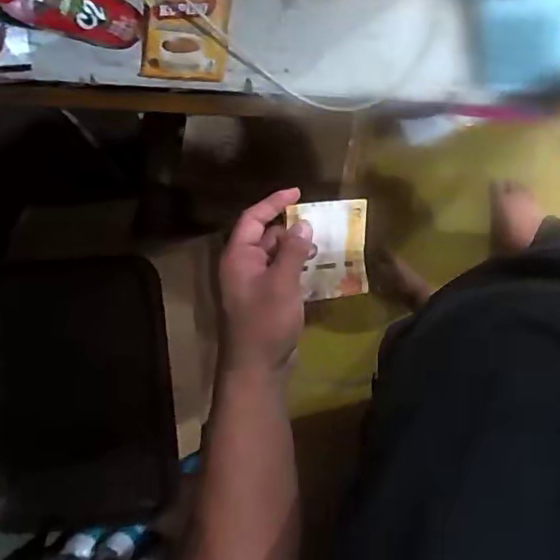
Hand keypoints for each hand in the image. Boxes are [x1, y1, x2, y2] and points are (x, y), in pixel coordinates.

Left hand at [218, 188, 313, 373]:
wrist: (257, 367)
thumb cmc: (266, 322)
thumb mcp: (282, 282)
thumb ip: (292, 251)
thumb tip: (303, 224)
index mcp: (238, 257)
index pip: (252, 219)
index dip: (273, 202)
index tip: (298, 192)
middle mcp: (243, 267)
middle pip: (264, 235)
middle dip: (289, 225)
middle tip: (317, 219)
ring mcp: (254, 284)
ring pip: (275, 254)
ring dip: (296, 246)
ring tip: (322, 241)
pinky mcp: (266, 299)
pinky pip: (282, 272)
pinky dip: (297, 265)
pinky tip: (317, 267)